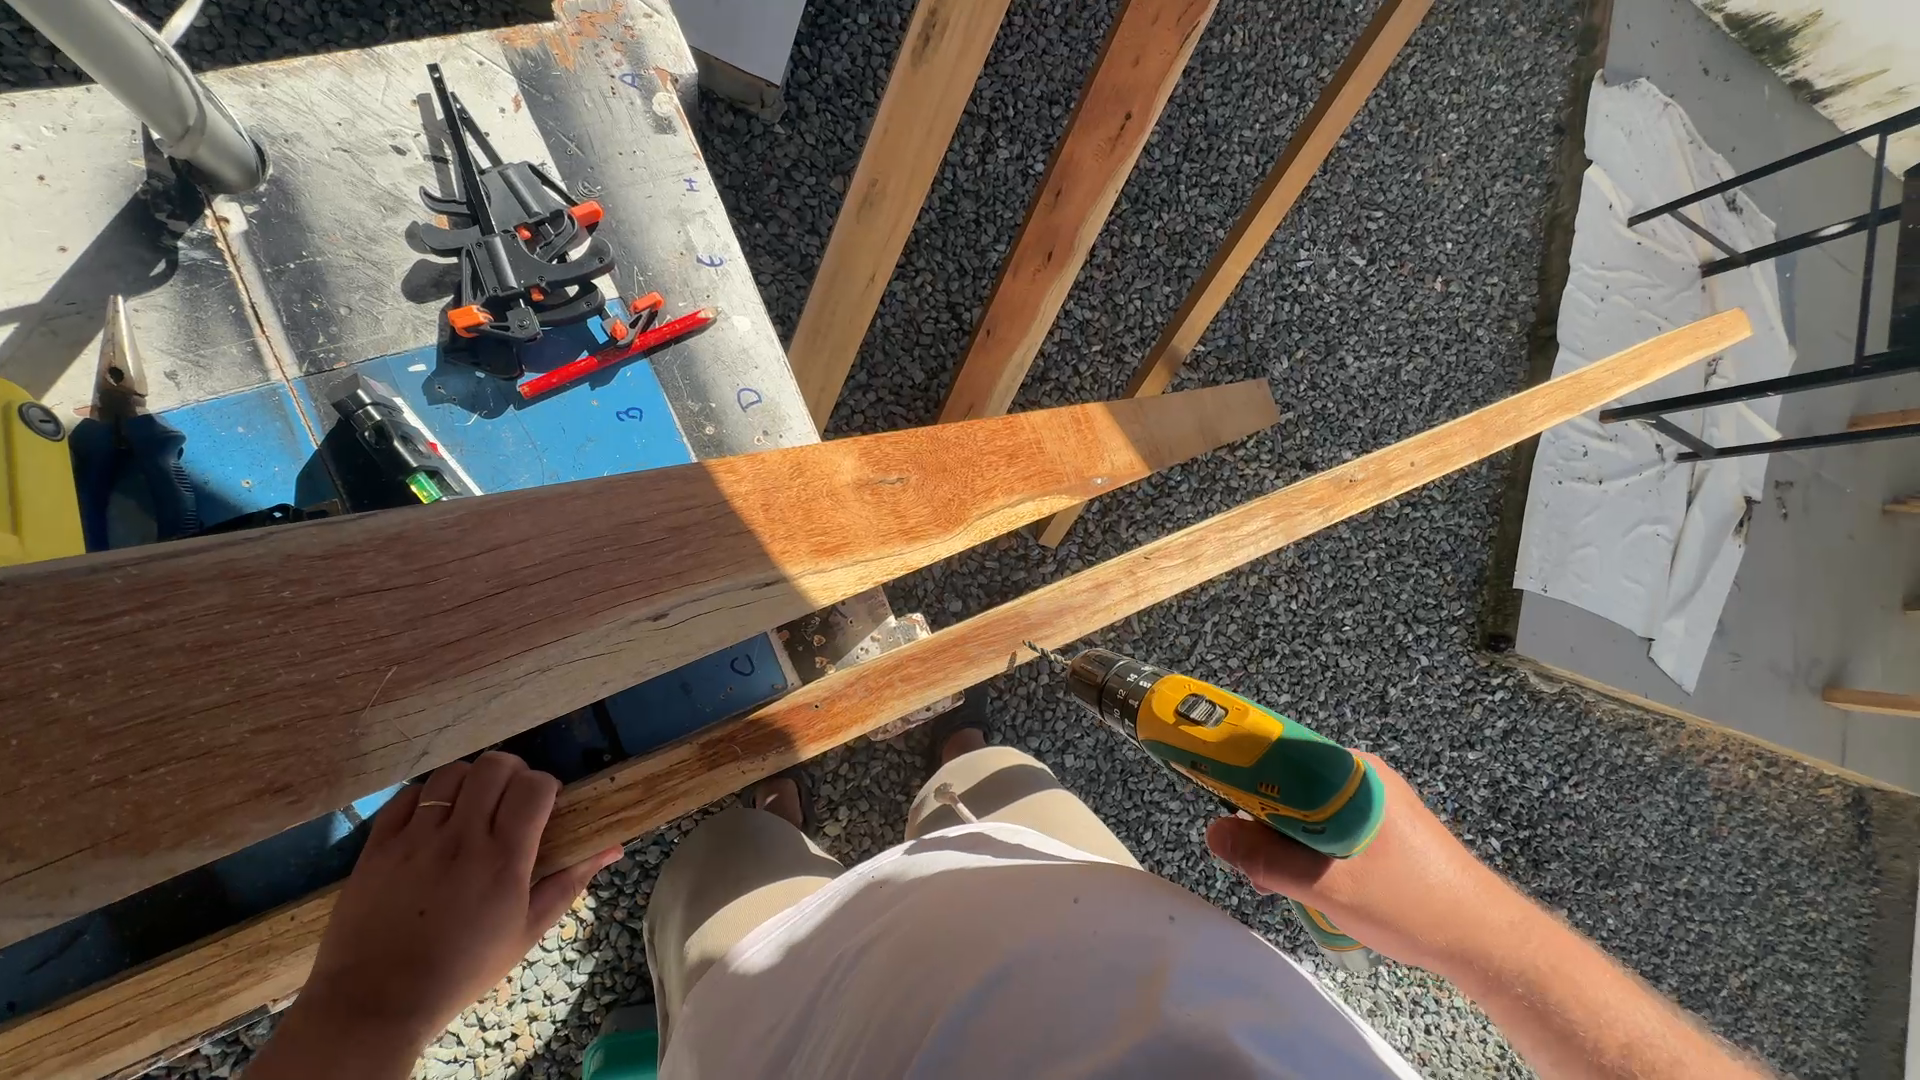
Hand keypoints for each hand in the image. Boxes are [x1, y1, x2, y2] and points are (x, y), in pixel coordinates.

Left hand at [249, 752, 621, 1078]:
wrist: (375, 1005)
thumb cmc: (463, 969)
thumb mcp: (527, 931)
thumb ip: (570, 882)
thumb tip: (613, 848)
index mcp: (503, 858)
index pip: (534, 786)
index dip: (547, 784)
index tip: (546, 803)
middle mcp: (461, 838)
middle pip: (494, 766)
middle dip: (513, 772)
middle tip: (512, 797)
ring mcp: (414, 839)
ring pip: (451, 773)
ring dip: (471, 780)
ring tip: (473, 803)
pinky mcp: (377, 847)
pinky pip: (407, 796)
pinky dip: (428, 795)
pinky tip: (434, 816)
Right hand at [1205, 751, 1536, 978]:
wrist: (1491, 942)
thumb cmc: (1412, 905)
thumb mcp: (1329, 887)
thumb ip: (1268, 860)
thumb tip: (1213, 832)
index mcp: (1352, 773)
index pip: (1279, 751)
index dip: (1239, 767)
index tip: (1212, 791)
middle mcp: (1360, 776)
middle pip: (1289, 782)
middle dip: (1260, 818)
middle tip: (1248, 860)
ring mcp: (1374, 800)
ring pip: (1306, 806)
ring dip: (1283, 839)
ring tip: (1277, 881)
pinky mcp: (1383, 826)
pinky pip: (1326, 822)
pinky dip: (1307, 846)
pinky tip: (1308, 882)